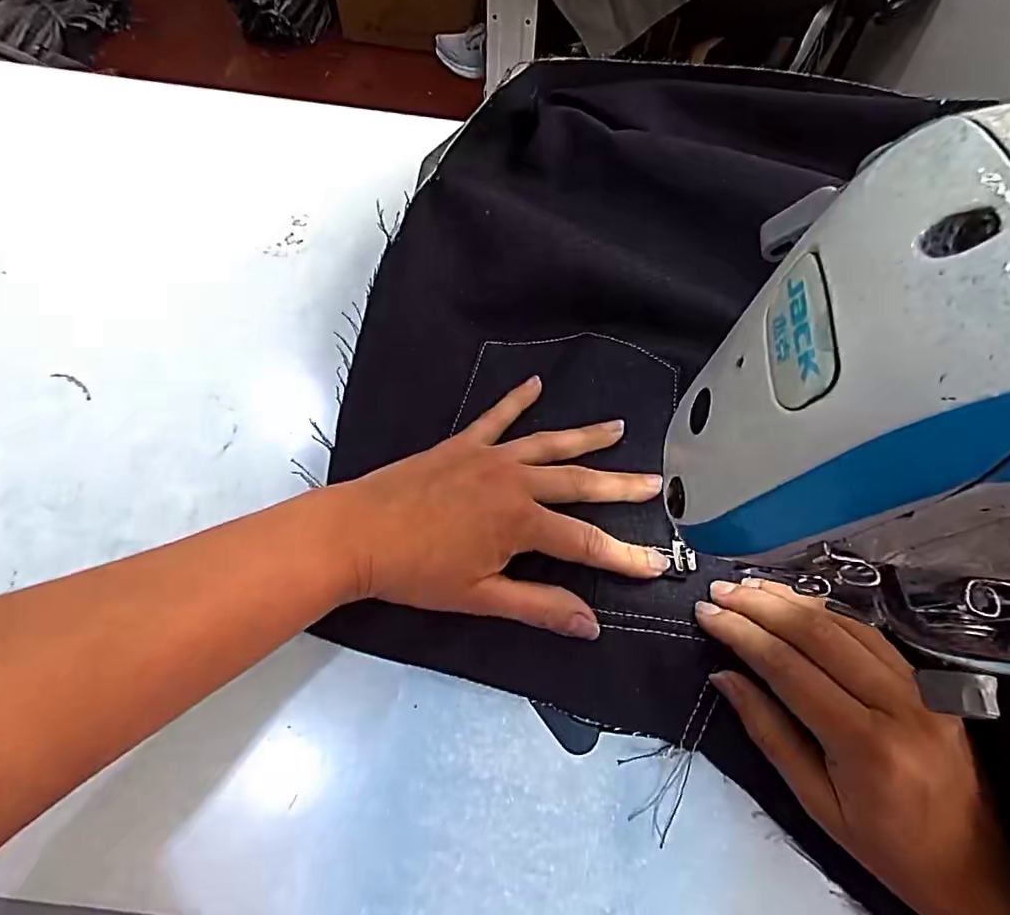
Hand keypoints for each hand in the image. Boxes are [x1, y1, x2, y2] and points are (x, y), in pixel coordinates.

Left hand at [314, 376, 668, 637]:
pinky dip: (517, 399)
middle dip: (622, 486)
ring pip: (551, 444)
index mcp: (522, 522)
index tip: (657, 563)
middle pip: (581, 484)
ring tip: (619, 428)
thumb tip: (590, 625)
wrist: (352, 533)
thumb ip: (539, 607)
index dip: (625, 556)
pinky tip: (535, 384)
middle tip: (655, 483)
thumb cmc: (415, 572)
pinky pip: (498, 417)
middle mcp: (516, 481)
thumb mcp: (479, 596)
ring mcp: (491, 457)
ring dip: (587, 437)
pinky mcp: (464, 443)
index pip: (587, 543)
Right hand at [696, 578, 1009, 914]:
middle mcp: (897, 703)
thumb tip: (726, 676)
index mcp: (865, 744)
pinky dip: (828, 610)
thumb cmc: (886, 847)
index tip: (708, 614)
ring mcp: (919, 685)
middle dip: (761, 605)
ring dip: (792, 598)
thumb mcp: (817, 804)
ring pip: (844, 621)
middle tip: (722, 591)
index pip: (789, 668)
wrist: (969, 865)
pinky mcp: (930, 678)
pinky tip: (799, 601)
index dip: (743, 634)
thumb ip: (769, 733)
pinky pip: (870, 631)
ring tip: (751, 587)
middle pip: (816, 632)